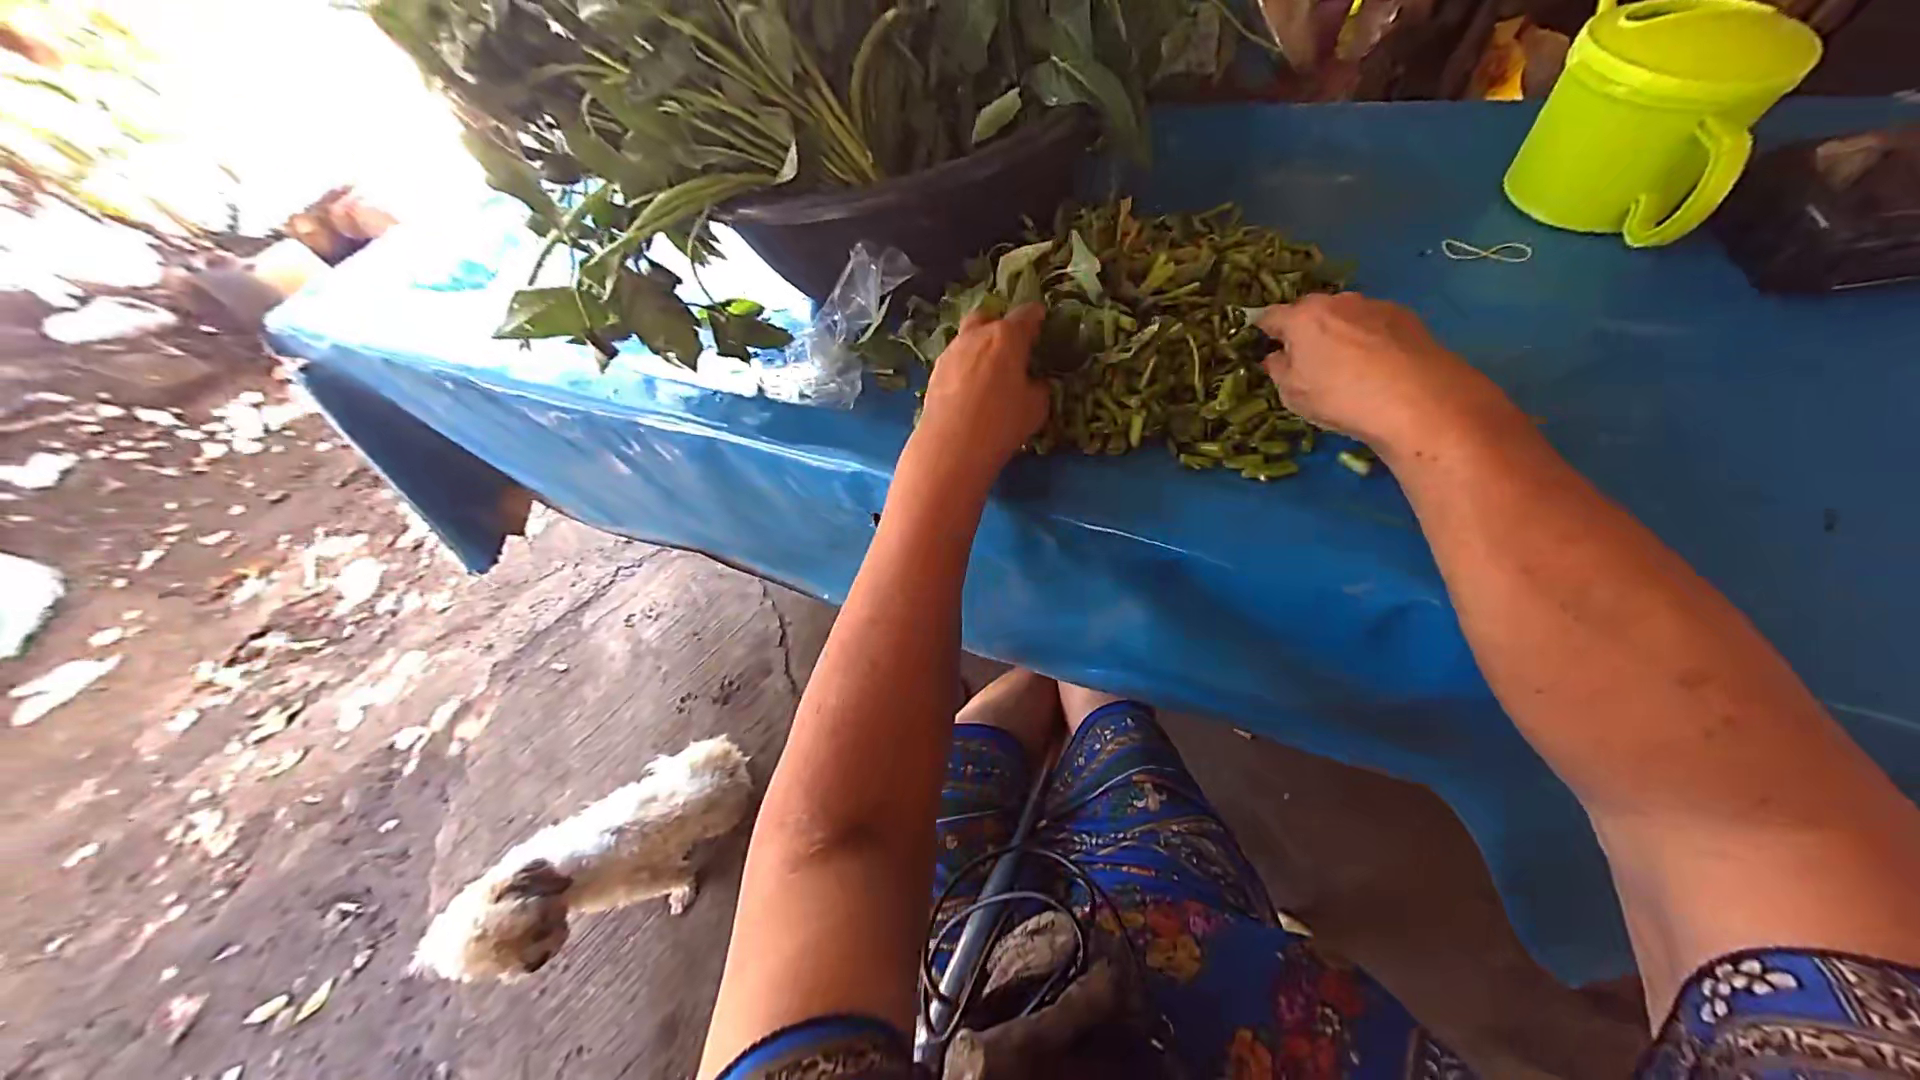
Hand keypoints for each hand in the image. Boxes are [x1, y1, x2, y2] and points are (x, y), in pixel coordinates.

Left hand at [907, 303, 1047, 488]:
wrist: (951, 447)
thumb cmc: (1001, 423)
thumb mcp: (1036, 408)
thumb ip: (1039, 388)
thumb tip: (1036, 382)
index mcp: (1007, 336)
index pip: (1026, 314)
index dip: (1036, 318)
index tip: (1041, 325)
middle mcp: (976, 336)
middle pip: (988, 318)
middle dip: (999, 326)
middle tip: (1010, 347)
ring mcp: (951, 352)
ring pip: (967, 338)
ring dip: (979, 347)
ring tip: (989, 372)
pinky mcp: (934, 372)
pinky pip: (954, 360)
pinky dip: (964, 367)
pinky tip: (970, 389)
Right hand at [1256, 292, 1518, 457]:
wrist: (1418, 400)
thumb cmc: (1340, 397)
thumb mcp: (1292, 394)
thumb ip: (1278, 370)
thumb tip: (1276, 357)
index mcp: (1301, 317)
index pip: (1269, 316)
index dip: (1262, 332)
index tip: (1263, 347)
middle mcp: (1337, 301)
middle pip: (1310, 311)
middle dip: (1303, 330)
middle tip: (1305, 360)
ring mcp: (1374, 305)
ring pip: (1344, 316)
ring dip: (1337, 333)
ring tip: (1345, 366)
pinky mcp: (1405, 316)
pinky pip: (1372, 324)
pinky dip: (1367, 338)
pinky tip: (1375, 366)